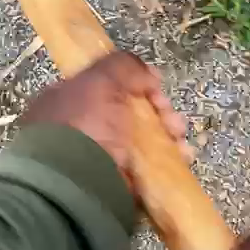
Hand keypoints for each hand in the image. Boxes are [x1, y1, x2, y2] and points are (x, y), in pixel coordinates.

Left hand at [21, 51, 187, 181]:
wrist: (78, 182)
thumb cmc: (84, 125)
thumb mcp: (100, 81)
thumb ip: (124, 67)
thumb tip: (148, 73)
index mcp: (67, 101)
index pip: (107, 85)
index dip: (135, 84)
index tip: (155, 86)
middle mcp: (82, 127)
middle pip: (131, 112)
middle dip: (159, 111)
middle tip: (171, 118)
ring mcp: (100, 155)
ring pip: (144, 138)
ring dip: (168, 134)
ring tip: (179, 137)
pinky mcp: (120, 179)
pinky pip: (151, 164)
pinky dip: (169, 158)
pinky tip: (183, 155)